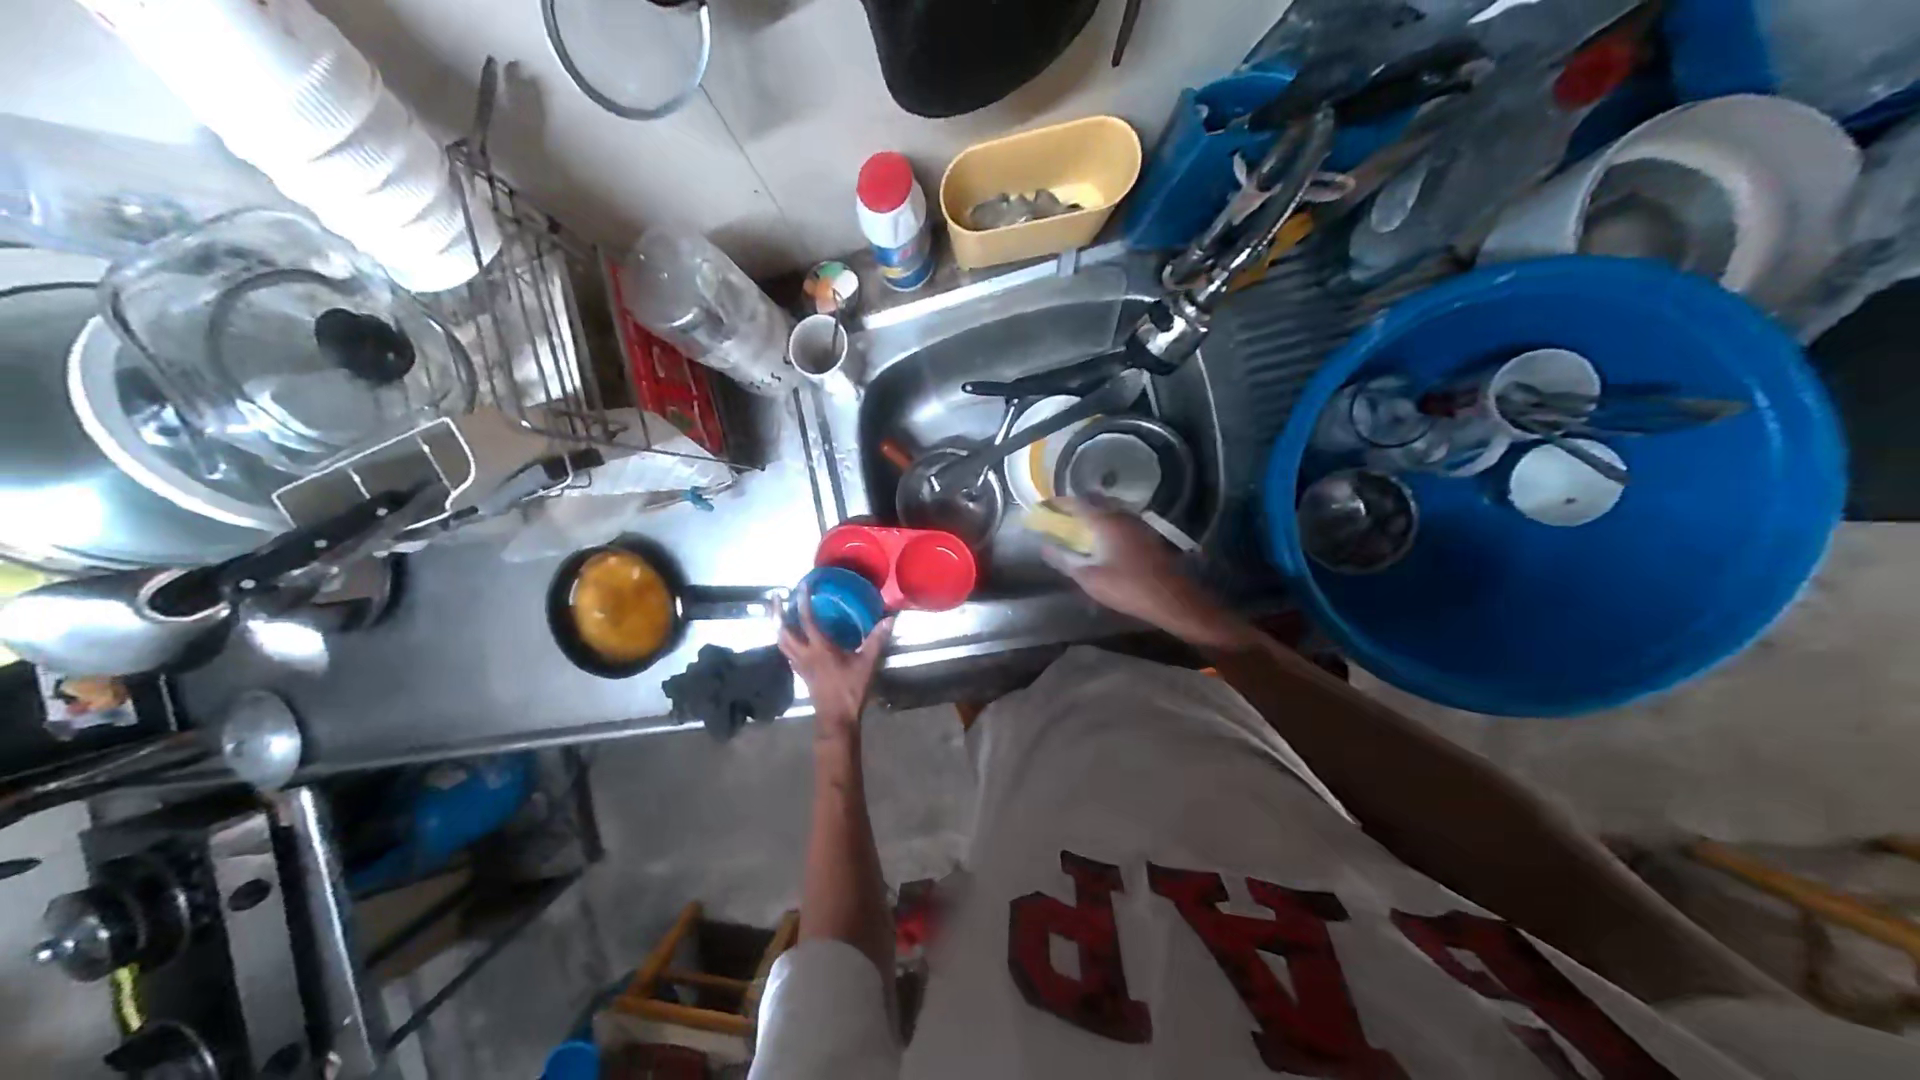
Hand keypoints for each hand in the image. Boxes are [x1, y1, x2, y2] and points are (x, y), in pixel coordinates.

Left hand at [778, 596, 894, 736]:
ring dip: (778, 626)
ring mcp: (799, 664)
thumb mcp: (867, 663)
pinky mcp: (800, 673)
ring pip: (781, 642)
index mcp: (819, 647)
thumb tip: (889, 619)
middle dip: (777, 612)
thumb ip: (876, 640)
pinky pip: (786, 652)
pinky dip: (785, 641)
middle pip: (783, 630)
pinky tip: (790, 638)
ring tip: (778, 613)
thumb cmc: (851, 689)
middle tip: (775, 596)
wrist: (836, 717)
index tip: (802, 585)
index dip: (803, 600)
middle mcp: (804, 653)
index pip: (807, 619)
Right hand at [1043, 499, 1252, 648]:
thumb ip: (1064, 560)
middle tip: (1059, 515)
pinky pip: (1120, 519)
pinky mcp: (1147, 535)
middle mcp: (1122, 515)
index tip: (1042, 507)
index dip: (1057, 503)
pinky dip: (1105, 522)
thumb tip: (1044, 547)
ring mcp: (1138, 523)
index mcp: (1105, 521)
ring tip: (1077, 525)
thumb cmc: (1127, 588)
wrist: (1172, 598)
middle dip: (1074, 506)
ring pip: (1109, 509)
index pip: (1076, 503)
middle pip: (1094, 501)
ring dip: (1091, 513)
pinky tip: (1102, 538)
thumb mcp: (1089, 578)